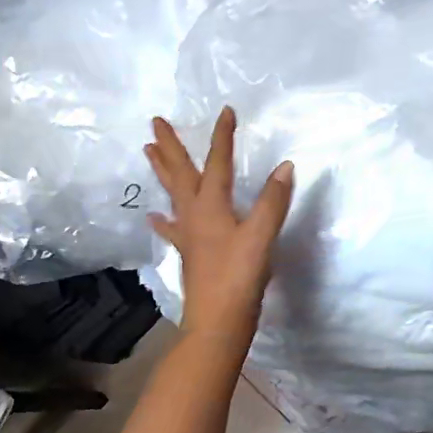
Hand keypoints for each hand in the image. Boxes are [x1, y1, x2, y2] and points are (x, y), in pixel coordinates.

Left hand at [144, 107, 293, 342]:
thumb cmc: (239, 277)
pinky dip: (162, 220)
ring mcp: (187, 234)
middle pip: (179, 172)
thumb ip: (272, 201)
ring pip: (171, 194)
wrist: (217, 321)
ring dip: (162, 171)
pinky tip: (154, 217)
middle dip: (169, 145)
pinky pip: (172, 228)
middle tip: (155, 121)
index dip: (222, 136)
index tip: (225, 110)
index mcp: (211, 206)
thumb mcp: (261, 237)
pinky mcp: (188, 252)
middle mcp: (193, 214)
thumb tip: (285, 166)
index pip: (217, 162)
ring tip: (147, 151)